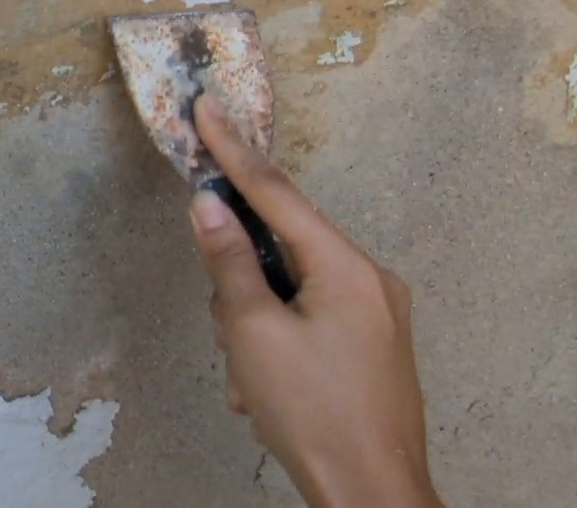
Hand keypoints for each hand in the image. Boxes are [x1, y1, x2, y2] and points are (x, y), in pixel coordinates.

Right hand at [191, 96, 443, 507]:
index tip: (207, 107)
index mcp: (346, 269)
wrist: (370, 494)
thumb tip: (206, 204)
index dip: (233, 148)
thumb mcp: (252, 327)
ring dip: (248, 311)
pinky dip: (267, 328)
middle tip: (230, 323)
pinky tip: (262, 376)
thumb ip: (227, 259)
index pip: (275, 192)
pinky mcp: (363, 336)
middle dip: (236, 275)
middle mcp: (367, 280)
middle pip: (276, 241)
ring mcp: (370, 310)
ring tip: (249, 367)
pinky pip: (296, 305)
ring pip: (280, 277)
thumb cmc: (308, 405)